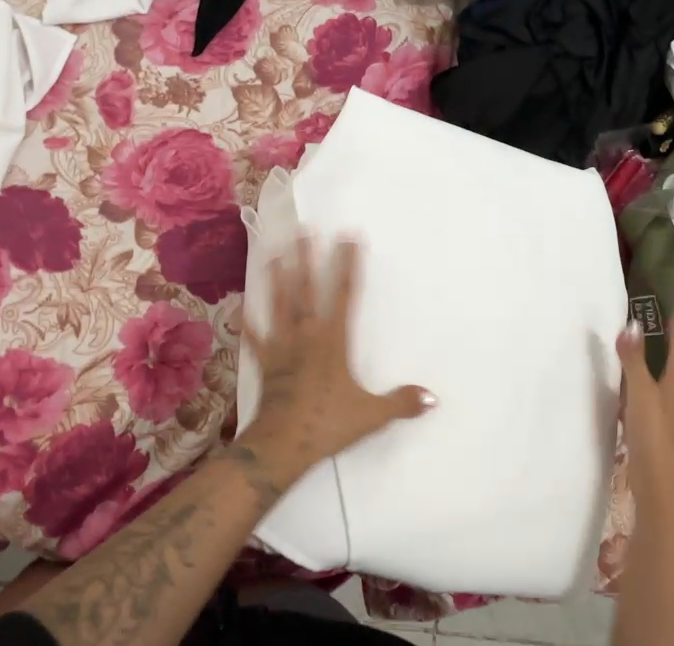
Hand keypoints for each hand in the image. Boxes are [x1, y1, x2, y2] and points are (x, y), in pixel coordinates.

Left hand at [239, 237, 434, 485]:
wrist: (283, 444)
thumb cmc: (328, 423)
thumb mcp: (371, 415)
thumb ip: (401, 403)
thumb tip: (432, 397)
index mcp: (333, 340)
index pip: (344, 294)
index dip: (347, 264)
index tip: (349, 237)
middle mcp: (307, 334)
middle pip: (306, 289)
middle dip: (306, 258)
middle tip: (304, 230)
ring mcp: (282, 346)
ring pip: (279, 304)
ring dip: (276, 278)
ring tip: (274, 252)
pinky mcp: (265, 362)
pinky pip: (255, 338)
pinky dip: (248, 322)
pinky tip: (241, 307)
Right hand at [616, 315, 673, 481]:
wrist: (658, 482)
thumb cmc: (652, 433)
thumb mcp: (639, 392)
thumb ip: (634, 359)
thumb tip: (632, 324)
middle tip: (668, 326)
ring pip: (673, 380)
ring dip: (667, 363)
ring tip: (657, 349)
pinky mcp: (663, 426)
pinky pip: (661, 394)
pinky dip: (654, 381)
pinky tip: (642, 386)